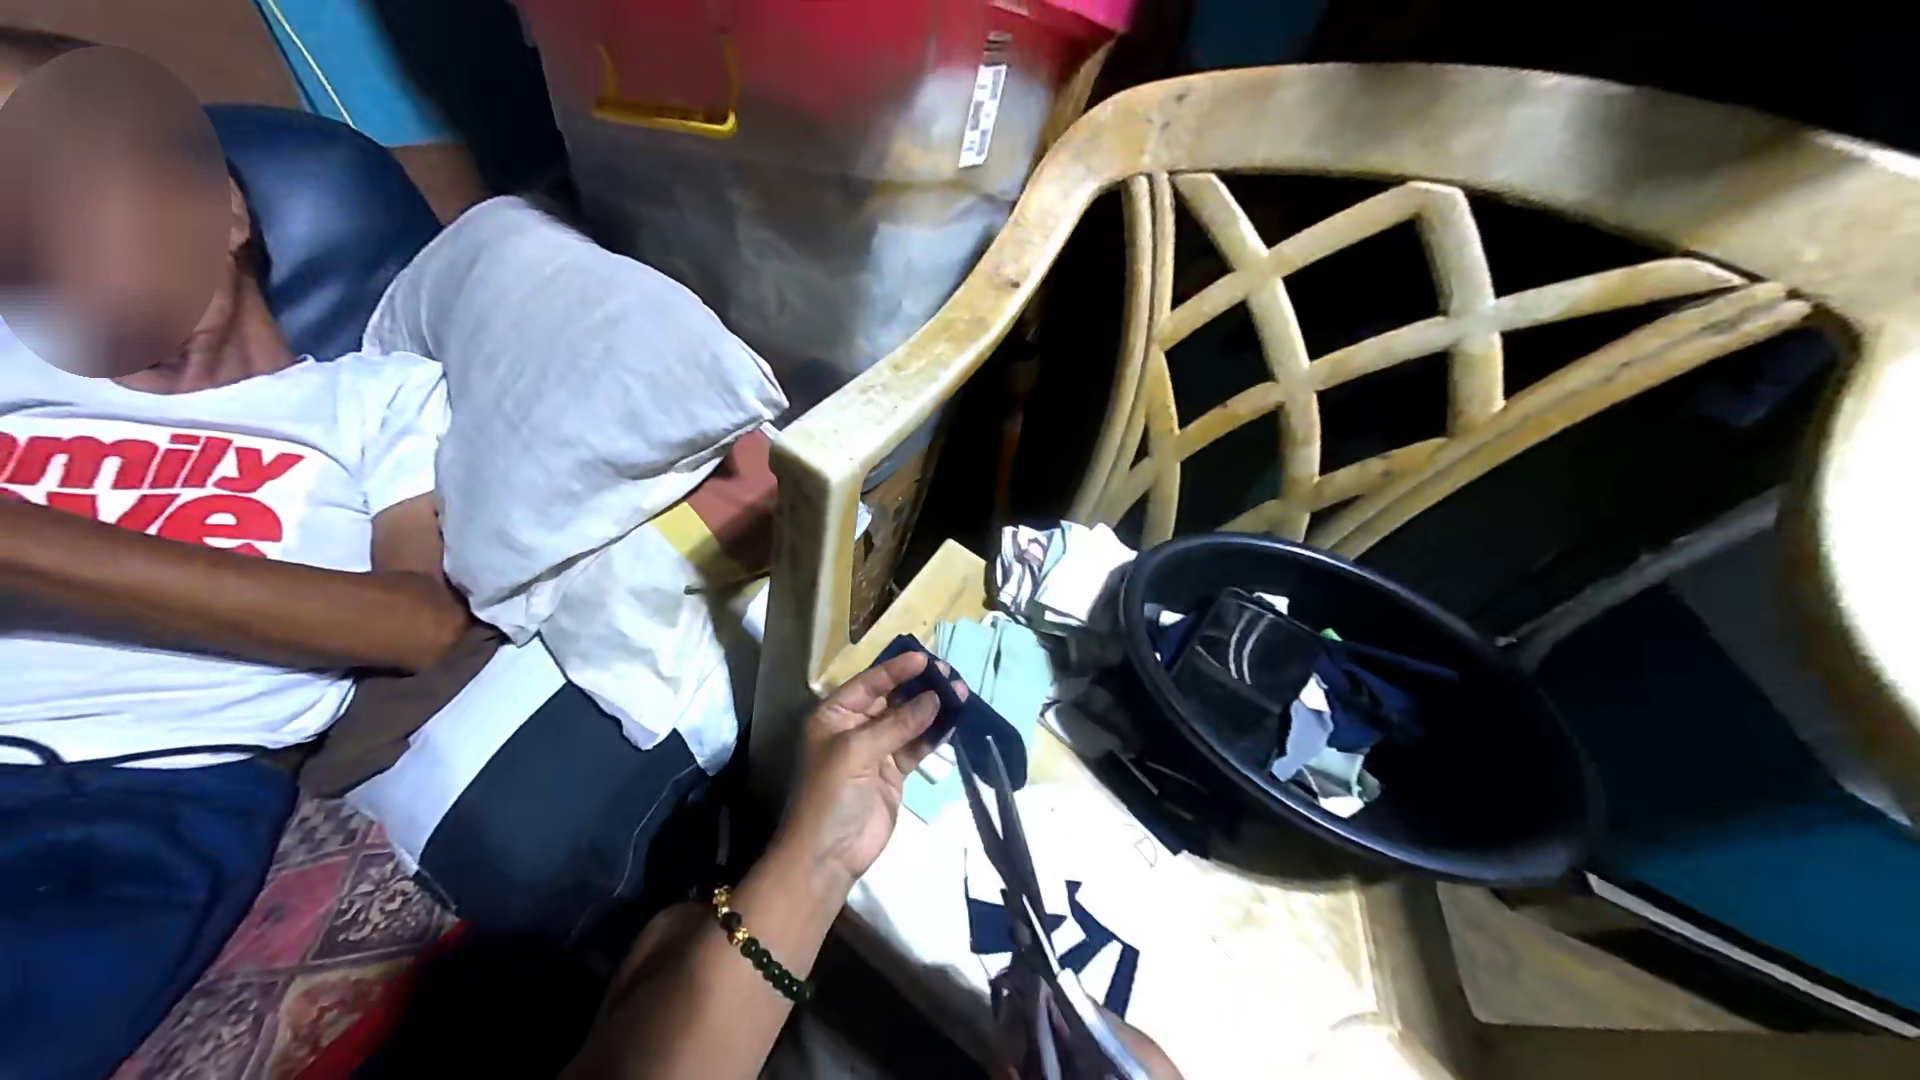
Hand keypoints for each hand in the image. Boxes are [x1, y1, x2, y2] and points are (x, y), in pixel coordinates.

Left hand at [776, 650, 962, 889]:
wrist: (828, 855)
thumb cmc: (831, 795)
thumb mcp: (857, 752)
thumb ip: (897, 724)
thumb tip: (934, 698)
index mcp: (836, 715)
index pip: (869, 683)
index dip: (896, 669)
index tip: (924, 658)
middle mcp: (856, 727)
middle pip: (893, 698)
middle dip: (921, 686)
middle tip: (950, 675)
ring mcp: (877, 749)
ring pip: (910, 720)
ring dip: (933, 708)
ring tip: (961, 694)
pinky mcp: (894, 771)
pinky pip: (918, 745)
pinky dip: (935, 734)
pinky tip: (954, 721)